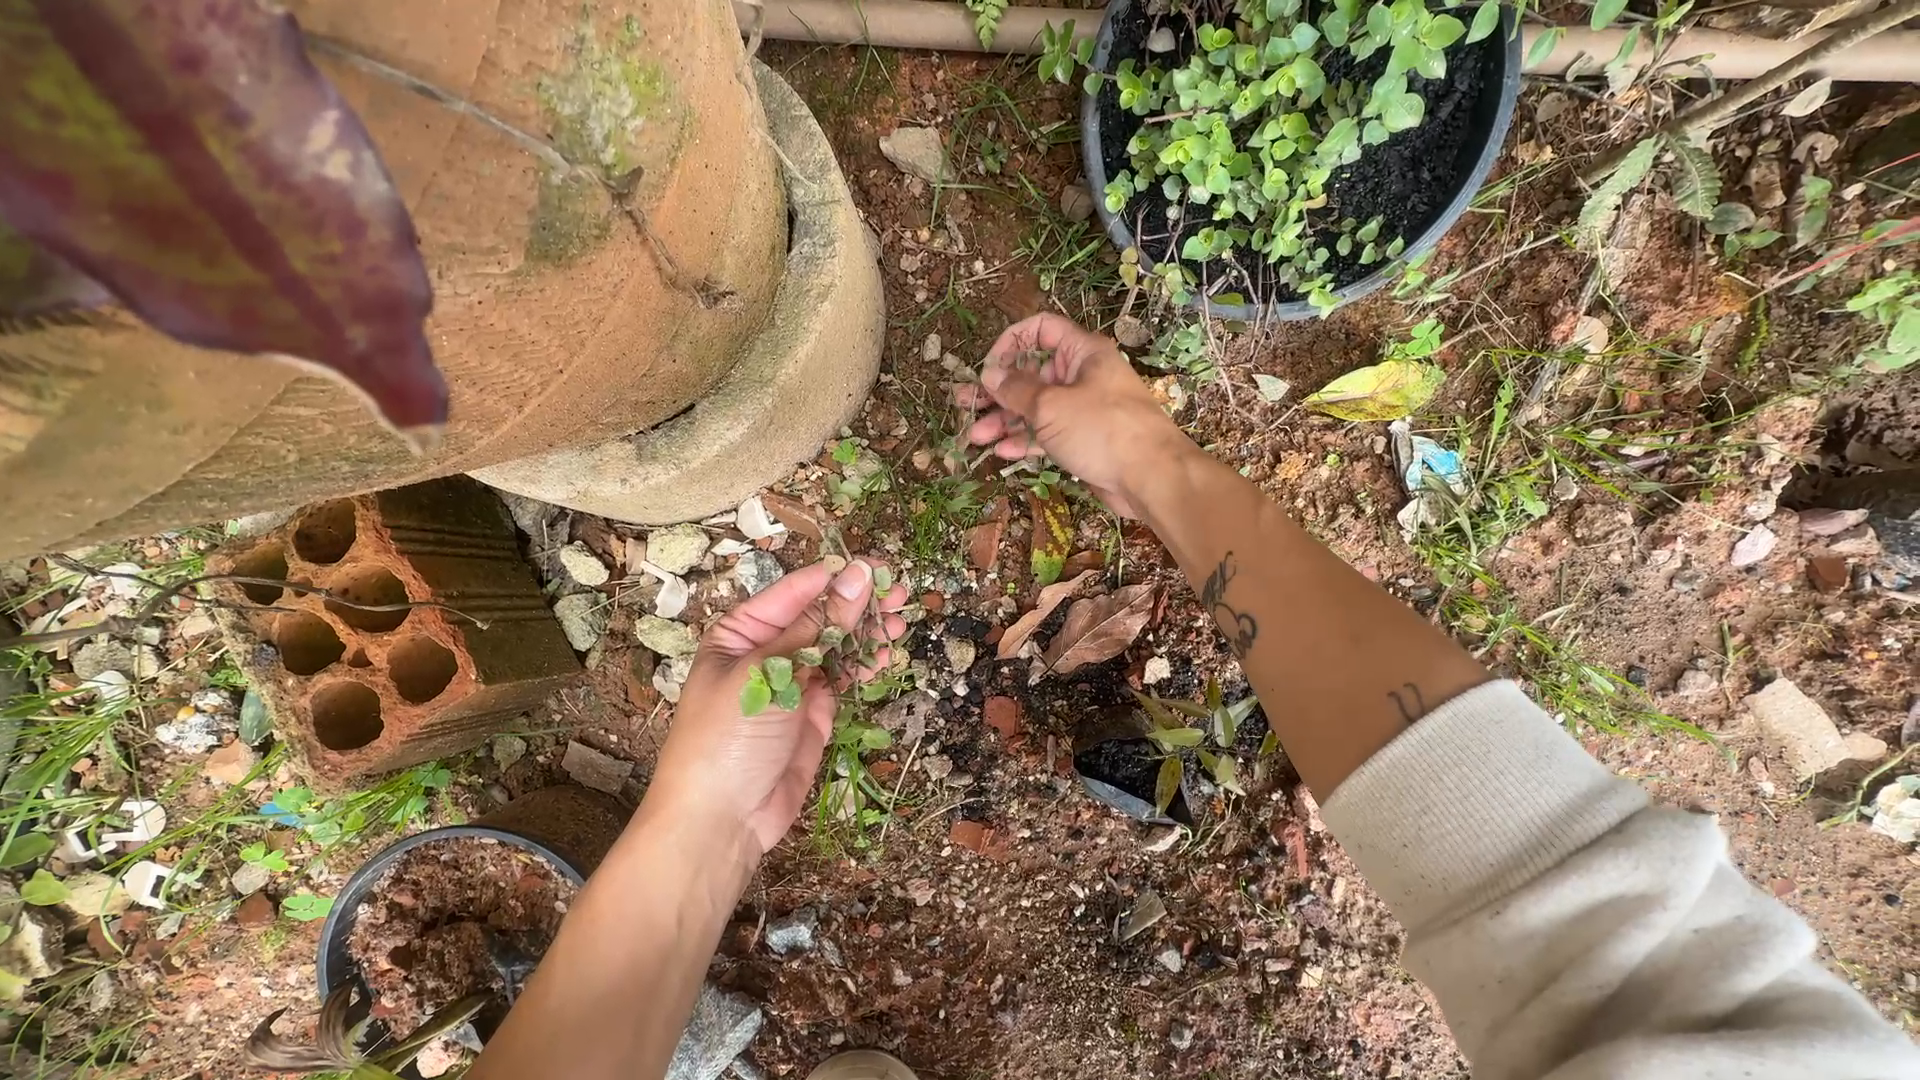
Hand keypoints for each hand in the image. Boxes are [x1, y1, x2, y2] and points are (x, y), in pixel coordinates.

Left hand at [646, 559, 907, 860]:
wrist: (722, 818)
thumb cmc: (729, 735)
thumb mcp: (770, 672)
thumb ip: (819, 627)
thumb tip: (858, 577)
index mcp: (742, 631)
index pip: (795, 592)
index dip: (837, 577)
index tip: (878, 565)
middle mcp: (768, 651)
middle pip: (821, 616)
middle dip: (860, 604)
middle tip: (901, 593)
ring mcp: (793, 681)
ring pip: (838, 645)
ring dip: (869, 633)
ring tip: (902, 623)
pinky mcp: (813, 710)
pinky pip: (843, 677)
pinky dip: (865, 665)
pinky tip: (887, 654)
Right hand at [956, 313, 1192, 517]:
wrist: (1151, 477)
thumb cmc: (1102, 429)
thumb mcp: (1050, 405)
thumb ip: (1016, 389)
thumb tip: (990, 374)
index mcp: (1082, 353)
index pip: (1041, 330)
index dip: (1010, 343)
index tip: (988, 367)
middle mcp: (1082, 376)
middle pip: (1032, 374)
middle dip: (997, 391)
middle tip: (965, 403)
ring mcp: (1083, 410)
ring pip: (1036, 408)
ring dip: (1005, 421)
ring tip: (974, 436)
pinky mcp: (1084, 440)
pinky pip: (1048, 434)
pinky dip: (1025, 440)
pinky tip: (1002, 452)